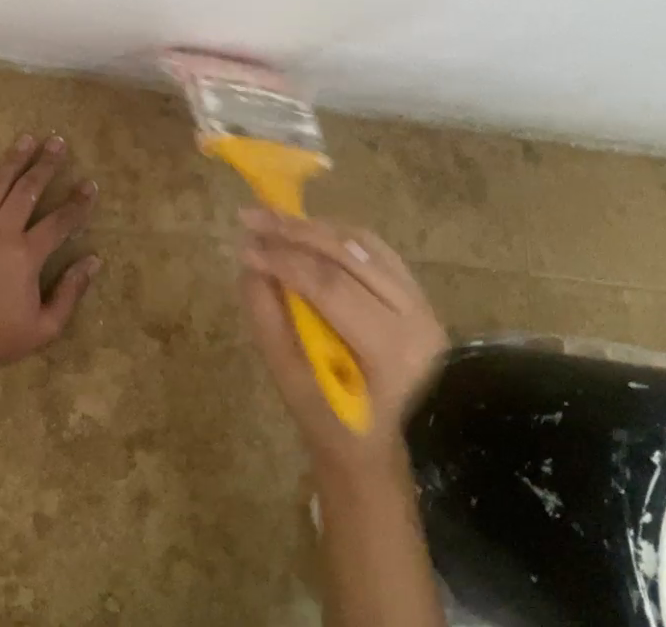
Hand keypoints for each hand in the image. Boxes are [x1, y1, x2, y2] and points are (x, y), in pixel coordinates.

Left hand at [0, 134, 99, 374]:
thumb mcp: (46, 326)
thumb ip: (71, 291)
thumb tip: (93, 261)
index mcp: (27, 256)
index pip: (60, 221)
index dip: (78, 203)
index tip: (90, 186)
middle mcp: (1, 234)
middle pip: (27, 190)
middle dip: (46, 165)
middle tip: (59, 143)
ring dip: (14, 161)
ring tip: (27, 139)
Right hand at [237, 210, 447, 464]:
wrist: (388, 447)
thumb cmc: (337, 425)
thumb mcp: (293, 382)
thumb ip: (270, 323)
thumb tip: (249, 267)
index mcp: (391, 348)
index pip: (331, 286)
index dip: (284, 261)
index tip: (243, 248)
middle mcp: (416, 316)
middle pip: (348, 255)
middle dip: (294, 232)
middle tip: (249, 217)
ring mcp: (422, 301)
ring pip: (363, 244)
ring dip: (314, 228)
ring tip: (271, 221)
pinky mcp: (416, 294)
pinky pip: (374, 250)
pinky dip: (336, 236)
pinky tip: (304, 233)